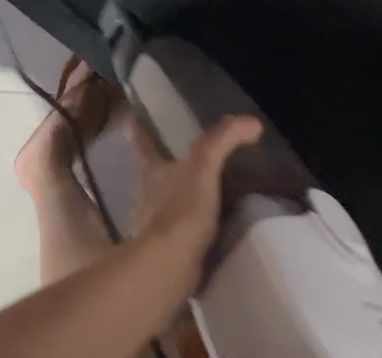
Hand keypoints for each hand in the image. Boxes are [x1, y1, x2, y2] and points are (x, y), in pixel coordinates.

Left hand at [129, 114, 264, 276]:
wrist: (169, 264)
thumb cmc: (181, 208)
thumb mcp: (204, 166)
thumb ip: (222, 140)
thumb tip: (250, 122)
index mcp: (151, 169)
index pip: (141, 142)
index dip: (137, 128)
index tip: (131, 117)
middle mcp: (145, 192)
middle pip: (150, 171)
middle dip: (159, 164)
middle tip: (175, 155)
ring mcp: (151, 223)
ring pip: (160, 200)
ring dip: (172, 195)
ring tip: (193, 192)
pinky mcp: (163, 249)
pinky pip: (174, 229)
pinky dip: (184, 225)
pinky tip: (200, 227)